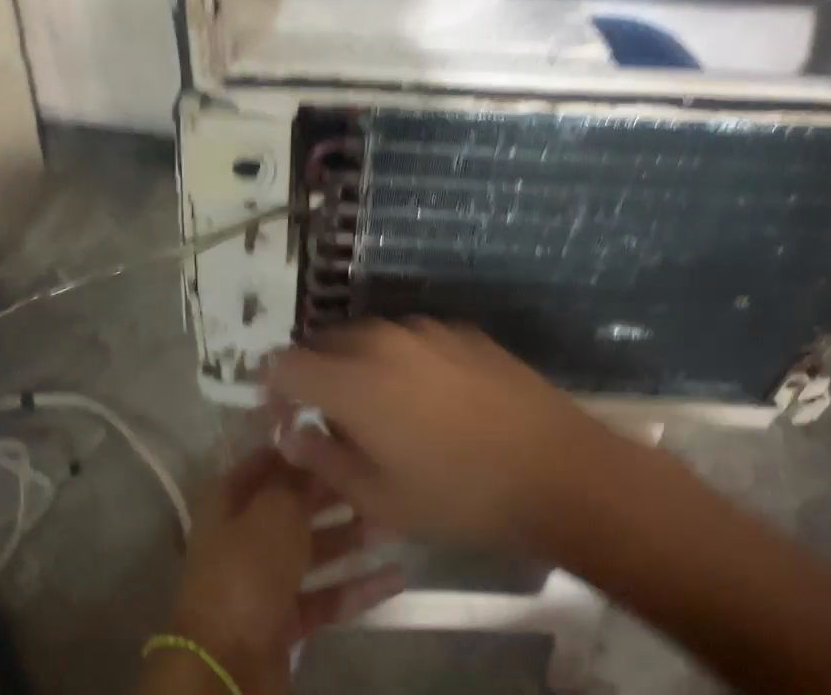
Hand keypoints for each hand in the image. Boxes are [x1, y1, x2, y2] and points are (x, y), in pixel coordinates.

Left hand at [157, 448, 402, 694]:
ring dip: (351, 538)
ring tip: (394, 525)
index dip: (300, 449)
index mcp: (228, 501)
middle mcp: (243, 536)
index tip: (342, 436)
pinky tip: (397, 577)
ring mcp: (263, 581)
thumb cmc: (248, 569)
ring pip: (313, 551)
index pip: (266, 462)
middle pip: (293, 507)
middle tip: (377, 480)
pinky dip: (357, 588)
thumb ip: (296, 481)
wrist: (229, 661)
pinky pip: (325, 596)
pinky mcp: (284, 620)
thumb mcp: (274, 511)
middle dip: (334, 495)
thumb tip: (312, 449)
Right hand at [266, 317, 618, 548]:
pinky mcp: (462, 332)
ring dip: (360, 366)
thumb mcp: (380, 499)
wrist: (557, 470)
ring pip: (370, 339)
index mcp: (351, 381)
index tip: (283, 416)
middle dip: (316, 375)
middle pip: (325, 344)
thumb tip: (292, 435)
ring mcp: (426, 330)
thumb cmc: (460, 496)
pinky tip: (431, 400)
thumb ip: (324, 460)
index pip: (284, 364)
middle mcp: (381, 340)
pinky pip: (412, 341)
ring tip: (384, 410)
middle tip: (331, 419)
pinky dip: (402, 362)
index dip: (273, 388)